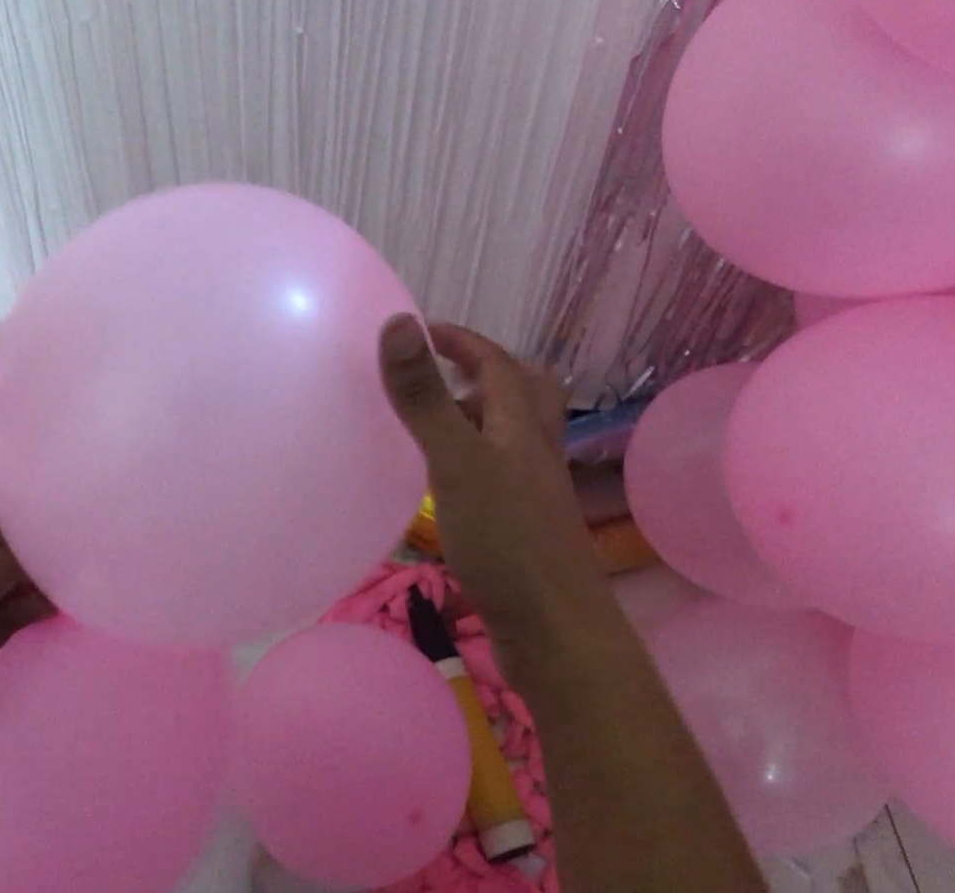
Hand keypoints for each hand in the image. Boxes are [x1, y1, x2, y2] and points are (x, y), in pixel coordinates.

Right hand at [376, 315, 597, 652]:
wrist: (555, 631)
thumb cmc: (507, 540)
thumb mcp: (457, 461)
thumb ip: (426, 398)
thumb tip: (399, 323)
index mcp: (522, 425)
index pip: (497, 363)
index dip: (461, 340)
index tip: (421, 331)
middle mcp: (534, 449)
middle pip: (523, 392)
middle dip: (483, 371)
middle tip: (440, 373)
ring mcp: (533, 490)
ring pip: (511, 435)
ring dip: (478, 417)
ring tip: (432, 424)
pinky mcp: (524, 526)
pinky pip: (499, 473)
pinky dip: (473, 461)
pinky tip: (445, 485)